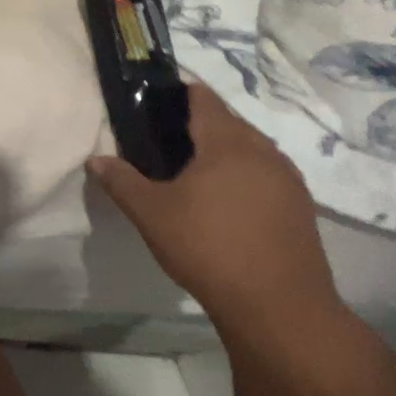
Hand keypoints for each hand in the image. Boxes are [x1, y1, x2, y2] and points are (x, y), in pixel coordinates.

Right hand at [87, 83, 336, 323]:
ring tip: (186, 160)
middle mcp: (266, 157)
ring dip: (223, 147)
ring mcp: (289, 185)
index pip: (207, 103)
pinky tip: (216, 190)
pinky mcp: (298, 209)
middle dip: (200, 120)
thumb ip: (120, 179)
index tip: (153, 92)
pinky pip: (264, 173)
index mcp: (229, 148)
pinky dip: (240, 170)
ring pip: (253, 150)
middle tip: (160, 129)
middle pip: (233, 124)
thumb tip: (98, 159)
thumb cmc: (205, 245)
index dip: (180, 92)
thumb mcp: (148, 210)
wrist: (276, 304)